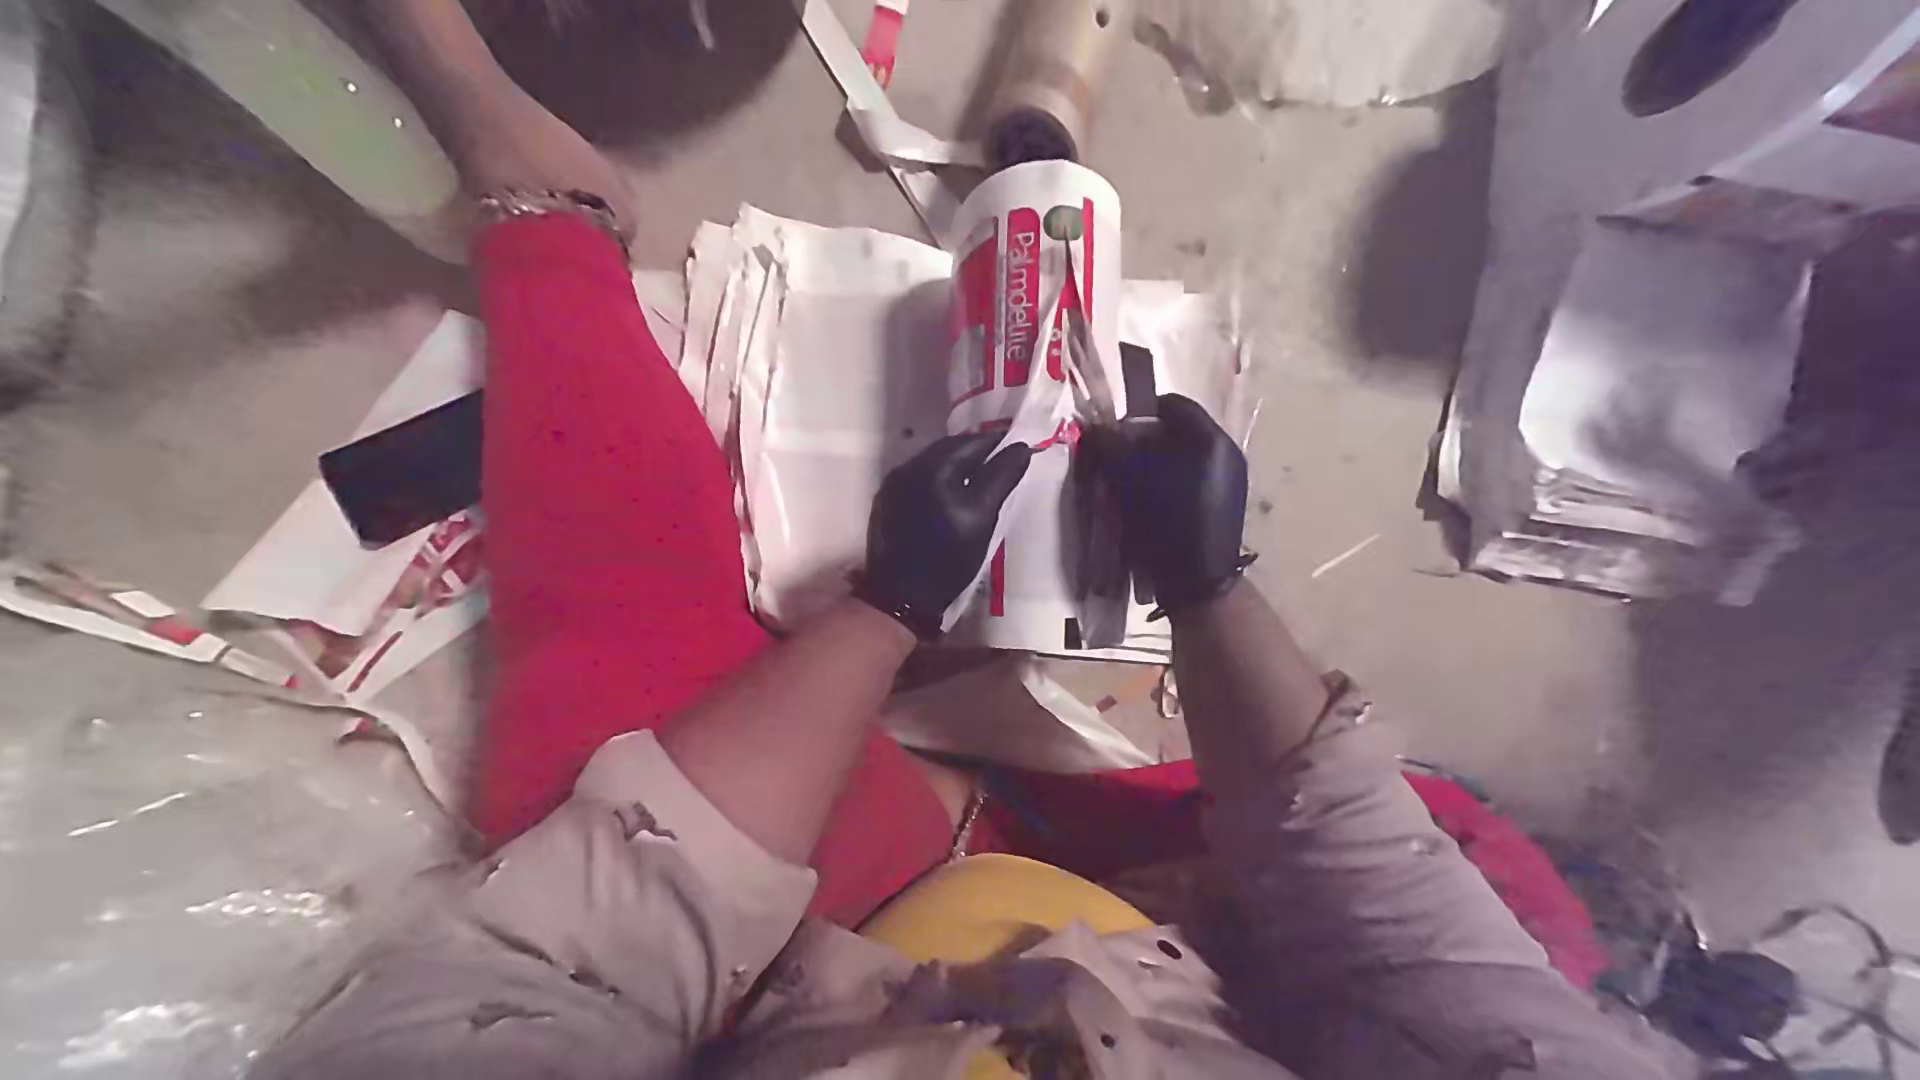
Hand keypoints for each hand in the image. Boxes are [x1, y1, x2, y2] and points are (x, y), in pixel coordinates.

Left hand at [858, 434, 1034, 639]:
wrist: (902, 596)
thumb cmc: (949, 558)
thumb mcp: (982, 518)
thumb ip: (1002, 478)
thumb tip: (1022, 447)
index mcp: (933, 468)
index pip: (972, 442)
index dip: (997, 443)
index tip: (1016, 448)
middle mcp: (908, 467)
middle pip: (948, 448)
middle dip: (975, 450)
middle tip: (999, 460)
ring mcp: (893, 484)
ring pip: (931, 461)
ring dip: (955, 462)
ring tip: (977, 475)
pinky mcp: (885, 500)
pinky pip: (917, 476)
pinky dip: (938, 476)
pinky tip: (949, 492)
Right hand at [1087, 394, 1247, 611]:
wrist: (1196, 581)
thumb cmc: (1164, 521)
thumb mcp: (1128, 479)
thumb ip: (1109, 446)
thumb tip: (1092, 425)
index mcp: (1209, 438)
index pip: (1171, 404)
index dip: (1137, 414)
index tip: (1114, 434)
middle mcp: (1226, 453)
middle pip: (1177, 432)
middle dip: (1143, 443)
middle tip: (1116, 462)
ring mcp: (1230, 481)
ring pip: (1182, 458)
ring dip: (1153, 465)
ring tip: (1128, 487)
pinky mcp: (1225, 506)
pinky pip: (1190, 481)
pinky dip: (1166, 485)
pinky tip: (1148, 507)